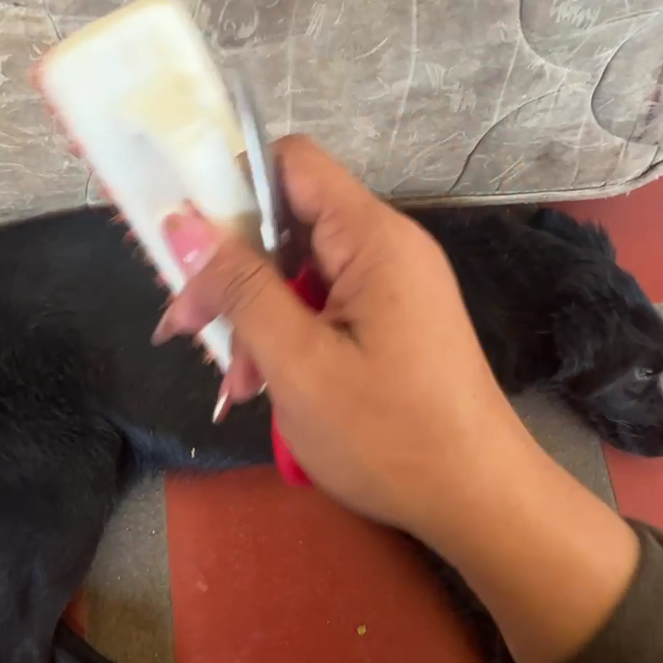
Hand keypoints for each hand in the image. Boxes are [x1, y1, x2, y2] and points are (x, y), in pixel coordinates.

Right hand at [153, 137, 639, 662]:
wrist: (479, 500)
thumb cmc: (388, 434)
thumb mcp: (298, 362)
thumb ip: (240, 287)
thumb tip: (183, 222)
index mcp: (372, 236)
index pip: (292, 162)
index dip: (234, 186)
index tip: (189, 244)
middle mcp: (386, 245)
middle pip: (290, 221)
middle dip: (235, 272)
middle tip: (191, 329)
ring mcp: (393, 282)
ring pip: (301, 269)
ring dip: (259, 315)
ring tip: (242, 383)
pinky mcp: (394, 316)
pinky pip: (325, 301)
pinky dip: (290, 333)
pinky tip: (272, 385)